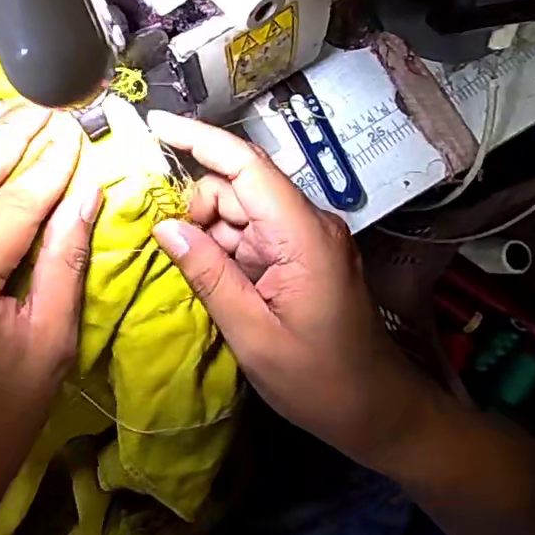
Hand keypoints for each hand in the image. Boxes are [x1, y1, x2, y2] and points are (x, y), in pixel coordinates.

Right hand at [146, 111, 446, 477]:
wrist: (378, 410)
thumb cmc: (321, 382)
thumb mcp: (254, 335)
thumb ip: (208, 275)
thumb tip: (165, 228)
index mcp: (302, 235)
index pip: (246, 166)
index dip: (199, 139)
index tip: (157, 124)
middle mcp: (307, 224)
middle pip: (237, 187)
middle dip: (197, 209)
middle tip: (171, 250)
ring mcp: (305, 238)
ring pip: (240, 211)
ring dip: (209, 233)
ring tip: (195, 275)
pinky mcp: (301, 254)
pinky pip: (252, 234)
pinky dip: (225, 248)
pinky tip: (212, 276)